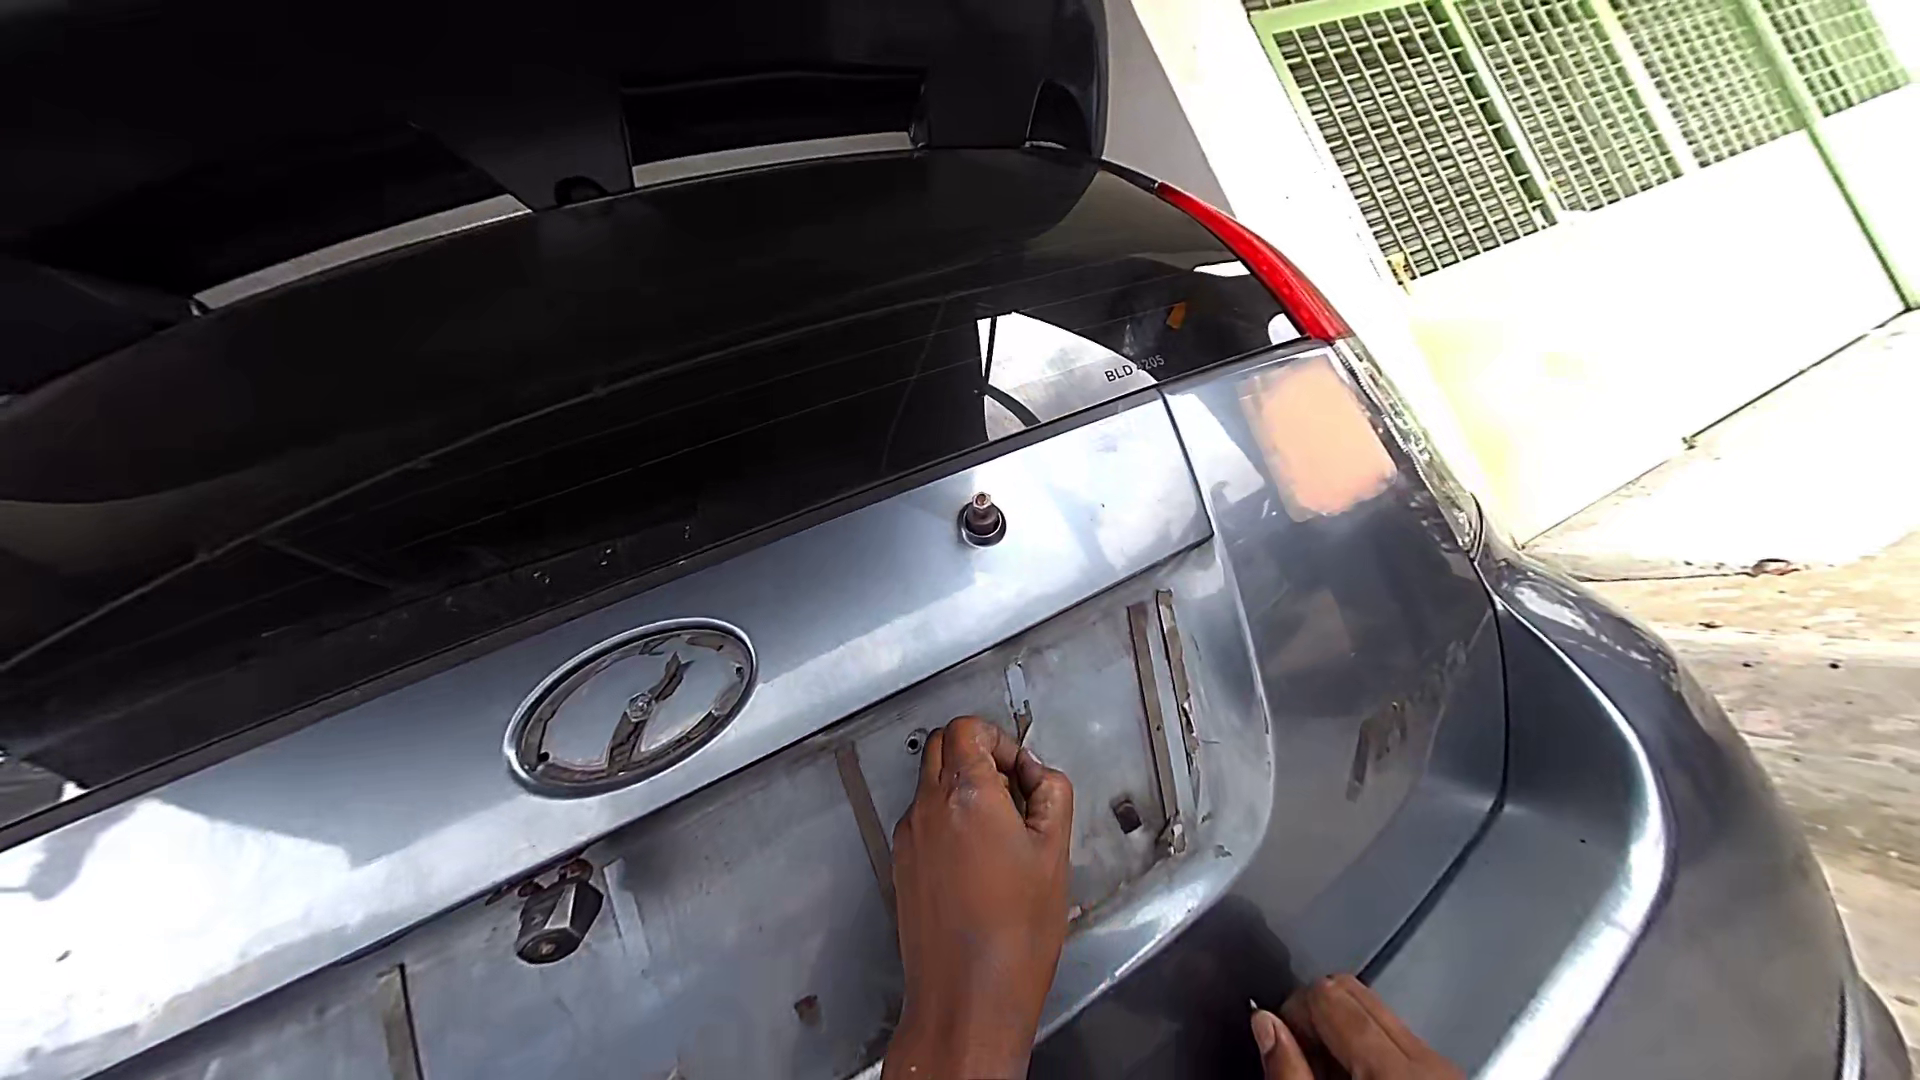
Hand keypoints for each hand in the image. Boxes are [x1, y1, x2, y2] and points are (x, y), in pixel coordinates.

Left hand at [882, 716, 1074, 1079]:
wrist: (966, 999)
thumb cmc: (1010, 936)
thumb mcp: (1054, 853)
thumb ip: (1052, 794)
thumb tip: (1040, 775)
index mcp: (966, 795)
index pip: (967, 727)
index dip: (999, 738)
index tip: (1019, 768)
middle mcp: (929, 807)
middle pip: (942, 743)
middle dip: (978, 751)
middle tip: (1009, 786)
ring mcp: (911, 833)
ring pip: (930, 778)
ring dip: (961, 782)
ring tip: (997, 825)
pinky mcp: (903, 859)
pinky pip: (923, 814)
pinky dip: (946, 813)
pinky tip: (976, 854)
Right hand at [1253, 975, 1464, 1079]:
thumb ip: (1289, 1071)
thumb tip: (1263, 1022)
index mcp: (1397, 1070)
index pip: (1326, 993)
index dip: (1293, 1010)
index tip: (1280, 1041)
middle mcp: (1431, 1062)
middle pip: (1351, 990)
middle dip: (1316, 1014)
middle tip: (1301, 1055)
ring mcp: (1451, 1071)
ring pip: (1378, 1014)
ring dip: (1344, 1033)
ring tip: (1330, 1074)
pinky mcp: (1456, 1079)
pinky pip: (1403, 1042)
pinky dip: (1374, 1053)